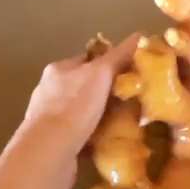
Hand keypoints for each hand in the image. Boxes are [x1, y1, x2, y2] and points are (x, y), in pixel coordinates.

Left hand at [3, 35, 139, 188]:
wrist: (48, 152)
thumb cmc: (73, 106)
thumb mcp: (101, 73)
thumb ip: (120, 55)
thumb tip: (141, 36)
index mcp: (58, 70)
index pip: (88, 61)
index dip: (111, 65)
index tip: (132, 75)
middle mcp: (50, 92)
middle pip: (87, 88)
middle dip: (109, 95)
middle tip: (134, 102)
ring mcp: (50, 119)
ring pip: (84, 113)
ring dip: (103, 118)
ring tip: (127, 124)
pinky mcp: (54, 143)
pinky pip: (81, 136)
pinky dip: (95, 139)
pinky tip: (111, 143)